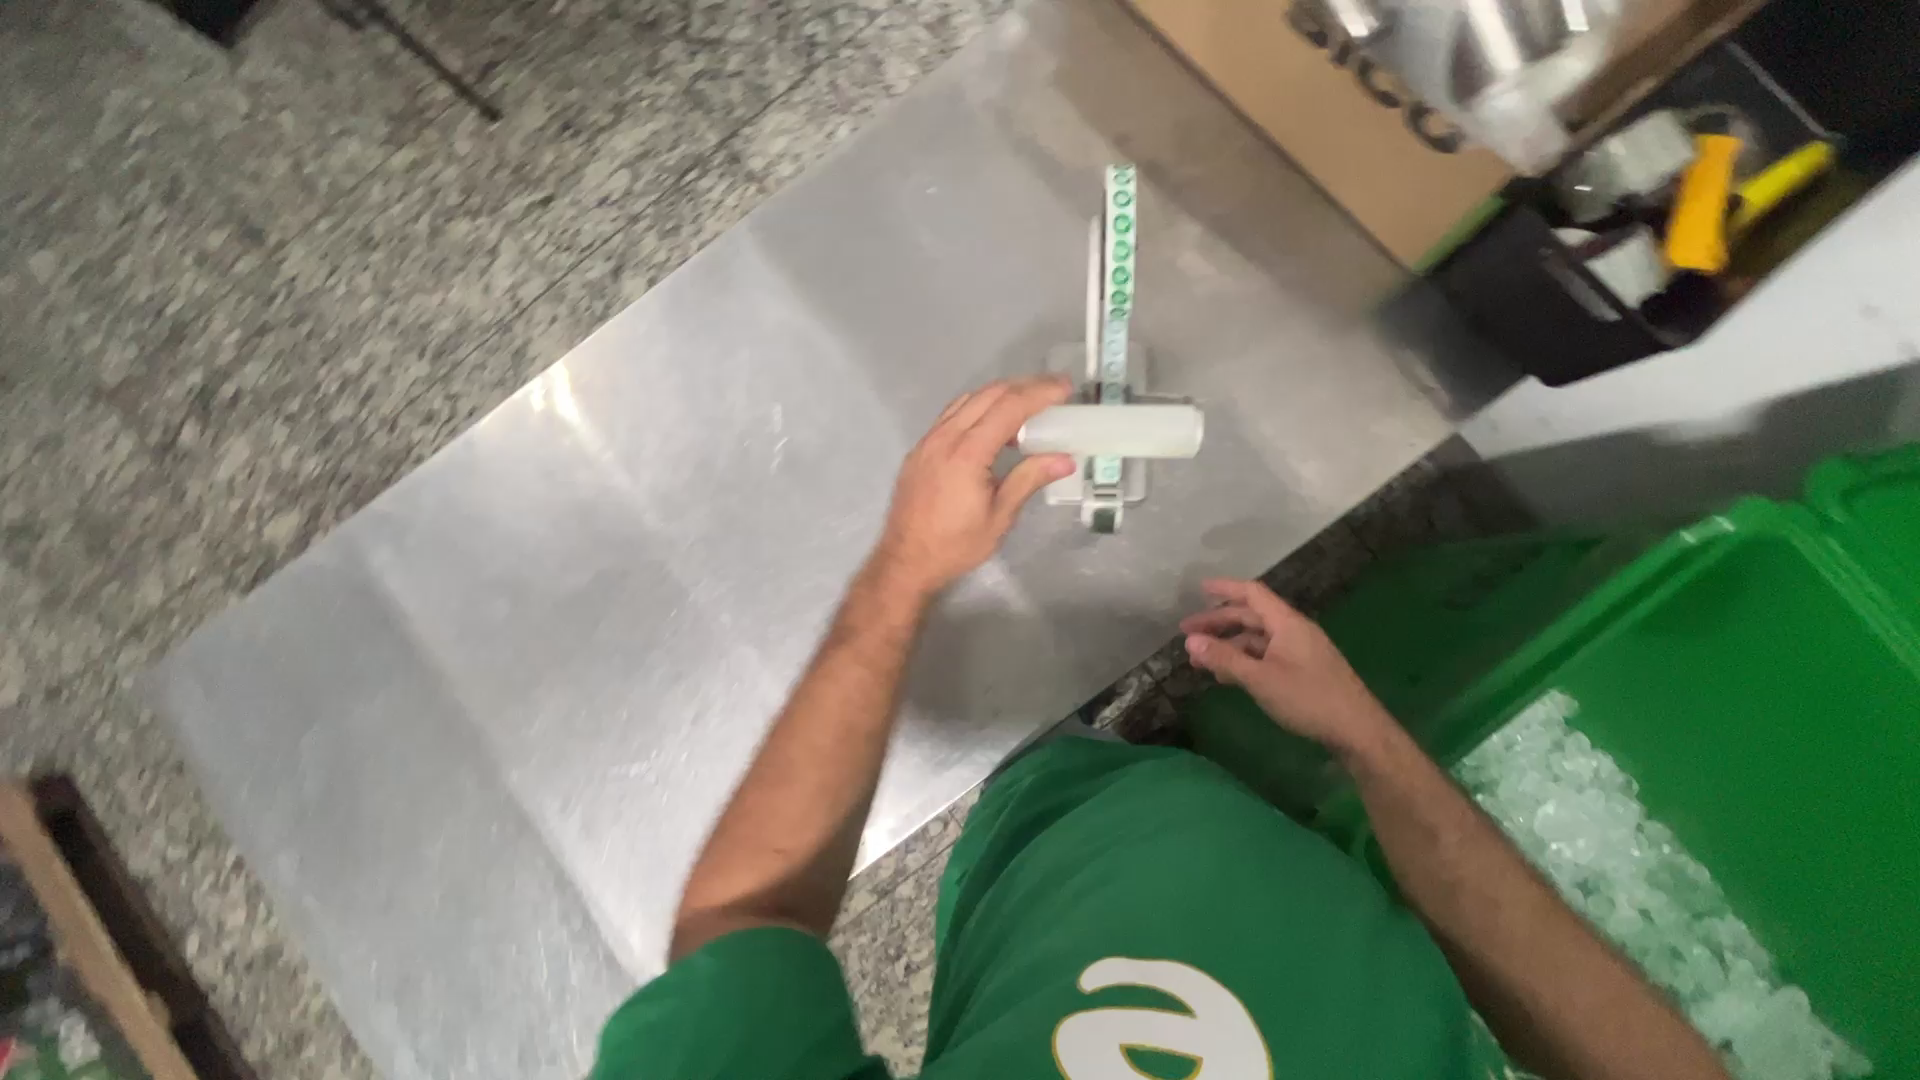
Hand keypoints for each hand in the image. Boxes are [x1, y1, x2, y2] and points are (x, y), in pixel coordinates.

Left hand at [868, 376, 1076, 597]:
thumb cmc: (955, 545)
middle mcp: (945, 437)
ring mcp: (928, 440)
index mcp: (967, 453)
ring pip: (967, 400)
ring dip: (999, 394)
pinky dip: (977, 408)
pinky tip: (992, 425)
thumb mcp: (999, 517)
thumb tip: (1065, 459)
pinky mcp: (920, 449)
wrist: (905, 560)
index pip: (1009, 407)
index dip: (1040, 393)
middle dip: (1024, 386)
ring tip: (1028, 404)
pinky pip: (952, 415)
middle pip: (988, 395)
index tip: (1065, 389)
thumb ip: (1029, 479)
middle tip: (1053, 391)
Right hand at [1179, 578, 1396, 760]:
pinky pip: (1266, 656)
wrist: (1357, 731)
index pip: (1252, 594)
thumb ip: (1224, 658)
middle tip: (1186, 633)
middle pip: (1251, 616)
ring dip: (1228, 645)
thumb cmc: (1308, 699)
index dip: (1224, 588)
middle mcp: (1293, 631)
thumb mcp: (1260, 679)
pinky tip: (1228, 676)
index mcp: (1287, 623)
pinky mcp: (1303, 671)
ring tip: (1200, 660)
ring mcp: (1299, 651)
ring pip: (1257, 639)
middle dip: (1218, 622)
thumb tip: (1189, 641)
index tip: (1198, 590)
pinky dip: (1244, 660)